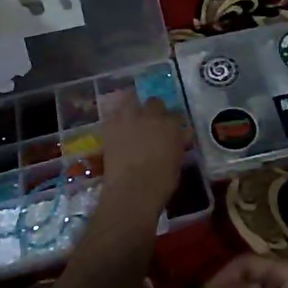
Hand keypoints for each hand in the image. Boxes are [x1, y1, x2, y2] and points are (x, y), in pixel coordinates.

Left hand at [98, 96, 187, 216]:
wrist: (133, 189)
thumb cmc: (161, 182)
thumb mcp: (177, 162)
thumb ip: (176, 145)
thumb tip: (177, 139)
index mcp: (172, 125)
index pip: (176, 115)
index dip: (173, 122)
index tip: (171, 129)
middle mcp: (152, 115)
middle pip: (154, 102)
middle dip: (154, 110)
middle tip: (151, 122)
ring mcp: (129, 117)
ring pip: (131, 99)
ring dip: (132, 106)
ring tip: (131, 116)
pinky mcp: (111, 124)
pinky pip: (113, 113)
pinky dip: (116, 117)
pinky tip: (116, 126)